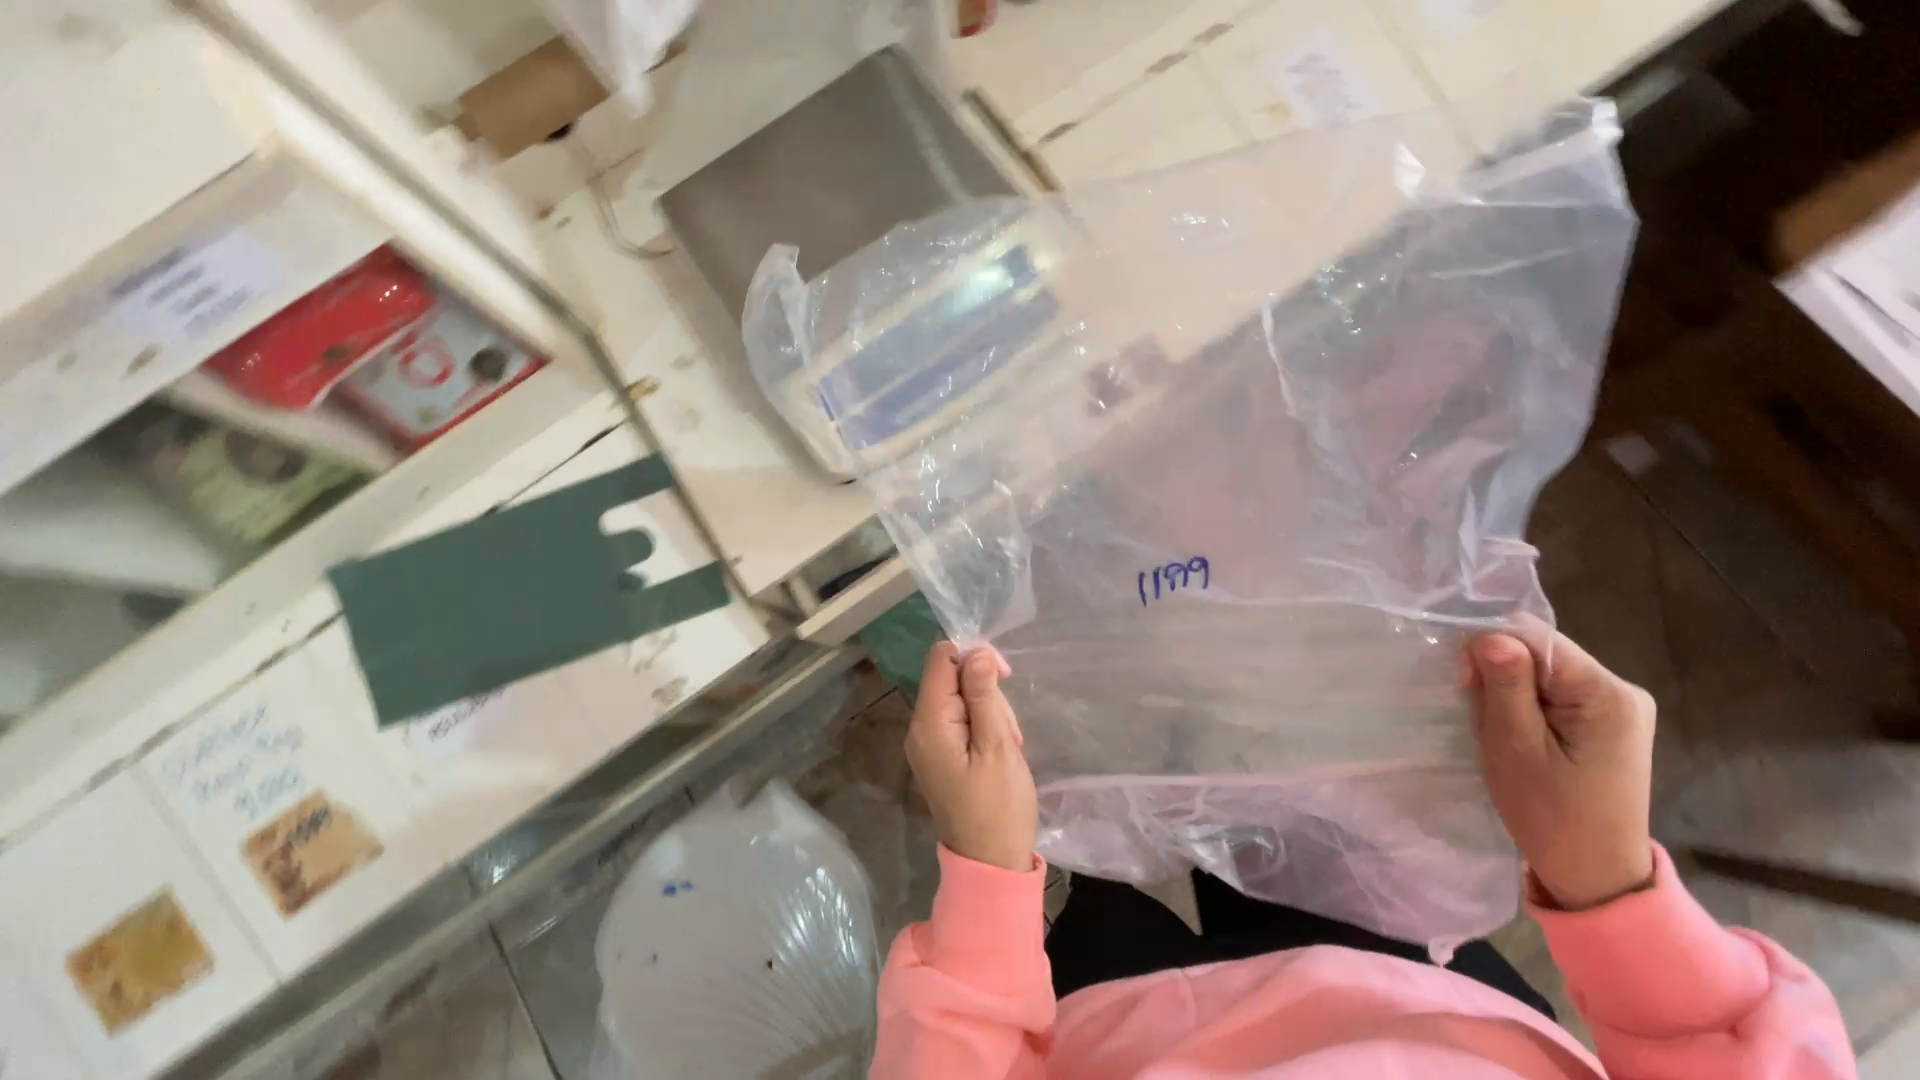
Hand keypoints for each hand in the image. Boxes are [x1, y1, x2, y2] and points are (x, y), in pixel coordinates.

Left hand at [905, 642, 1037, 872]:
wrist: (991, 862)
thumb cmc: (999, 805)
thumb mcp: (997, 745)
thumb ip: (983, 695)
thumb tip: (976, 652)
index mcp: (929, 723)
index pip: (940, 659)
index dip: (974, 657)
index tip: (1004, 677)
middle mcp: (920, 729)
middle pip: (952, 678)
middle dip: (986, 692)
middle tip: (1007, 731)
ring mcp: (928, 744)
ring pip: (961, 700)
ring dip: (990, 713)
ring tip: (1007, 747)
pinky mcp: (941, 756)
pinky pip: (961, 723)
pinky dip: (984, 729)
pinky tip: (999, 753)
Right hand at [1466, 620, 1656, 910]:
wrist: (1595, 874)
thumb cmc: (1550, 815)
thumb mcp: (1514, 748)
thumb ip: (1505, 687)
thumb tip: (1491, 636)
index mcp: (1606, 693)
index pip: (1536, 638)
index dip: (1492, 652)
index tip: (1467, 688)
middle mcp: (1621, 689)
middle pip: (1541, 653)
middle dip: (1501, 677)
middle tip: (1485, 722)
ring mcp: (1618, 706)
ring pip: (1544, 673)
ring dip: (1511, 696)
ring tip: (1504, 737)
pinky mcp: (1608, 722)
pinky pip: (1555, 694)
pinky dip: (1527, 709)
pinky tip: (1522, 739)